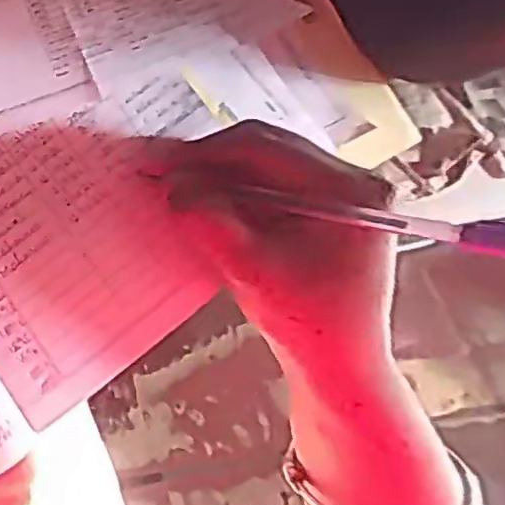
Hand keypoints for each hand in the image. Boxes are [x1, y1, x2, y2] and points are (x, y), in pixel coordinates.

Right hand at [148, 121, 398, 365]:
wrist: (336, 357)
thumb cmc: (310, 320)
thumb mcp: (251, 270)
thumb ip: (211, 224)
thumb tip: (174, 188)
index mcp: (346, 189)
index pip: (260, 148)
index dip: (201, 153)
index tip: (159, 163)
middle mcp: (346, 180)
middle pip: (259, 147)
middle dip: (203, 159)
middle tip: (158, 170)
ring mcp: (332, 191)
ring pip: (256, 162)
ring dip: (210, 172)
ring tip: (171, 184)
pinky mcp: (313, 205)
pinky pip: (260, 181)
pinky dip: (223, 187)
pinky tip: (196, 199)